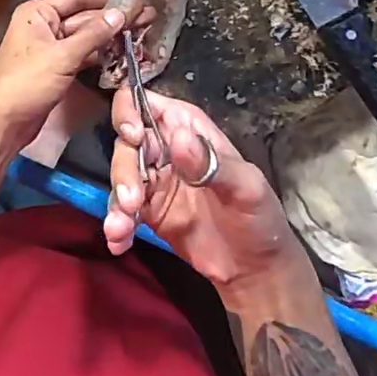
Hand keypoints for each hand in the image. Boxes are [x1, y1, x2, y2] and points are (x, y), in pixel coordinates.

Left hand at [0, 0, 144, 149]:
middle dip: (114, 19)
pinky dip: (101, 55)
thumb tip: (119, 13)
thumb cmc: (27, 82)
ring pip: (86, 38)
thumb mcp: (62, 56)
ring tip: (142, 33)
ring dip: (111, 37)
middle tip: (148, 16)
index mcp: (38, 13)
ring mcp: (50, 47)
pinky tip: (123, 53)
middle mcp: (43, 25)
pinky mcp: (56, 68)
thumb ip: (93, 34)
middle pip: (84, 18)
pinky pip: (82, 55)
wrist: (4, 121)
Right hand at [105, 88, 300, 289]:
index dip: (130, 112)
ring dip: (117, 202)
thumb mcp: (247, 189)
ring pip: (120, 176)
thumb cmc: (260, 218)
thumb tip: (179, 137)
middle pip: (126, 143)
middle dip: (123, 170)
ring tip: (120, 228)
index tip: (133, 137)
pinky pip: (121, 209)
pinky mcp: (146, 210)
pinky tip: (118, 241)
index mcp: (187, 129)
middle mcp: (164, 148)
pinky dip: (116, 224)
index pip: (146, 104)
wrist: (257, 271)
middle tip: (132, 201)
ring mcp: (152, 180)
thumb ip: (212, 163)